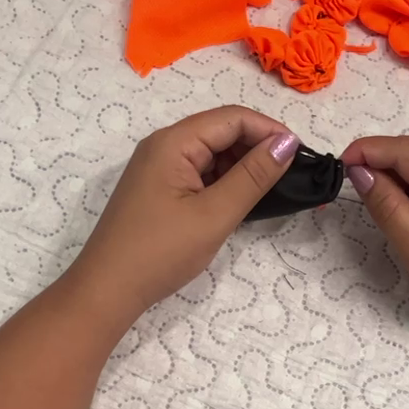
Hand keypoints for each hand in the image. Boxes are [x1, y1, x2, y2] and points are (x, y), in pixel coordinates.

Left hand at [65, 106, 300, 322]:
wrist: (107, 290)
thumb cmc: (161, 252)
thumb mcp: (214, 215)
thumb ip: (253, 177)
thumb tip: (288, 142)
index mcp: (174, 142)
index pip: (232, 118)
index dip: (270, 130)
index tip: (301, 156)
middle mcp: (164, 146)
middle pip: (221, 131)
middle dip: (258, 147)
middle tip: (291, 177)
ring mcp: (159, 168)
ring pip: (212, 153)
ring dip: (243, 166)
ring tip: (272, 191)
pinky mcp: (159, 190)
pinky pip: (199, 173)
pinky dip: (224, 182)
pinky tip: (242, 201)